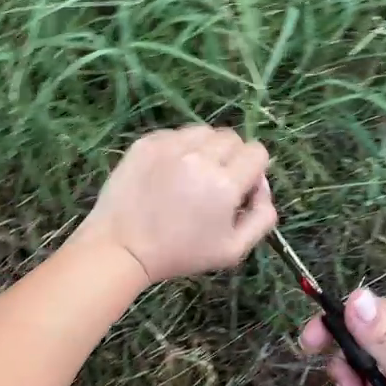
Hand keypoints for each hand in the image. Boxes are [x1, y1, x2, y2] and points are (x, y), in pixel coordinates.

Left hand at [71, 126, 277, 282]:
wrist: (122, 247)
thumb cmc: (179, 254)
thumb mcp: (233, 250)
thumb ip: (262, 217)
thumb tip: (262, 187)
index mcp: (224, 184)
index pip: (257, 152)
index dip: (253, 170)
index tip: (239, 188)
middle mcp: (199, 158)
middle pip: (232, 138)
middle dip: (231, 158)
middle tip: (214, 183)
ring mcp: (169, 147)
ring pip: (203, 131)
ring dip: (205, 148)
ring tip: (191, 174)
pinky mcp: (146, 143)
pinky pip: (175, 134)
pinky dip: (178, 148)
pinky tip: (168, 172)